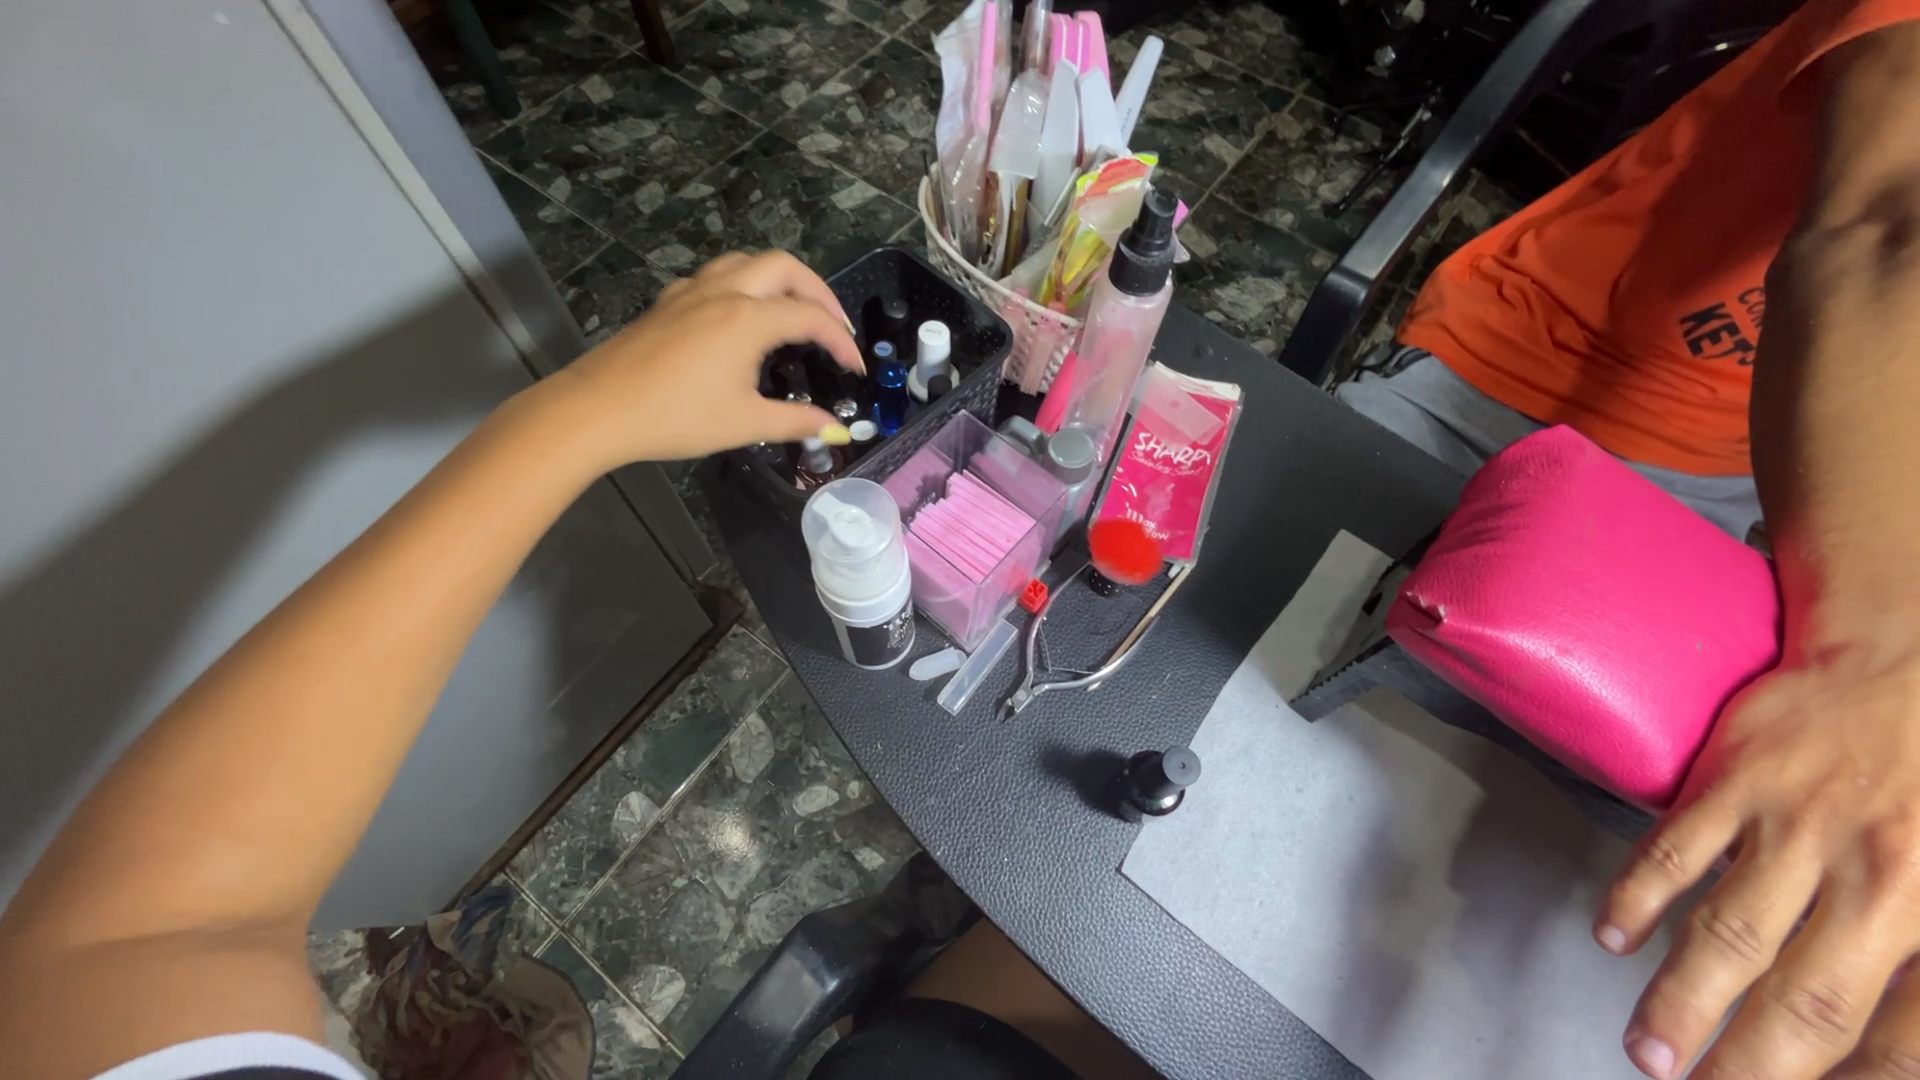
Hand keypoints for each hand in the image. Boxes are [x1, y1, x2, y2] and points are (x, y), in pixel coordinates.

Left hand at [540, 250, 862, 465]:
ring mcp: (691, 292)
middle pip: (784, 267)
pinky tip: (740, 315)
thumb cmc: (676, 418)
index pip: (811, 317)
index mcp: (748, 320)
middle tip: (833, 324)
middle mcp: (724, 293)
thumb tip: (835, 429)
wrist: (598, 410)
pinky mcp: (668, 302)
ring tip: (794, 310)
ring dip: (780, 279)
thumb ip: (796, 422)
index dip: (841, 340)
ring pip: (747, 262)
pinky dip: (742, 285)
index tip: (855, 367)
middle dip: (818, 291)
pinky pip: (716, 276)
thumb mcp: (744, 423)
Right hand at [1598, 639, 1919, 1078]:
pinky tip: (1615, 939)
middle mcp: (1878, 880)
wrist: (1905, 657)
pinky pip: (1677, 850)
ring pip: (1731, 932)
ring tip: (1649, 1051)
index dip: (1858, 1079)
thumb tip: (1898, 1031)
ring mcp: (1793, 828)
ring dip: (1685, 1000)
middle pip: (1812, 999)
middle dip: (1757, 1066)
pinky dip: (1642, 897)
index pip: (1911, 1035)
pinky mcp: (1730, 783)